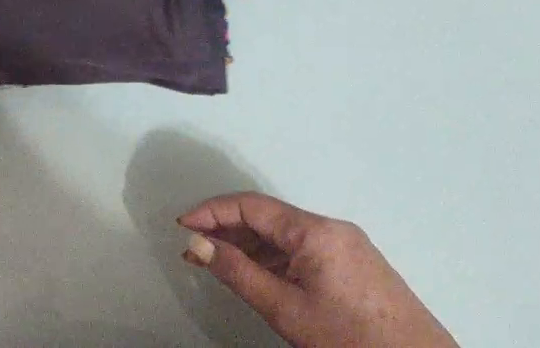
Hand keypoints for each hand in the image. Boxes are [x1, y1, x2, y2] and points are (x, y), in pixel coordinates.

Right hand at [179, 192, 456, 347]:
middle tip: (193, 247)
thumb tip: (195, 242)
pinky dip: (274, 259)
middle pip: (267, 217)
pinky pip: (303, 251)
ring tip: (217, 263)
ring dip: (249, 246)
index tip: (181, 226)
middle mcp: (332, 229)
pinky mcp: (358, 267)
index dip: (211, 211)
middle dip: (227, 230)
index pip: (251, 205)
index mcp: (316, 230)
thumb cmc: (352, 341)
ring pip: (285, 236)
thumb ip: (237, 272)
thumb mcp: (287, 310)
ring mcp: (348, 247)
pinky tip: (257, 275)